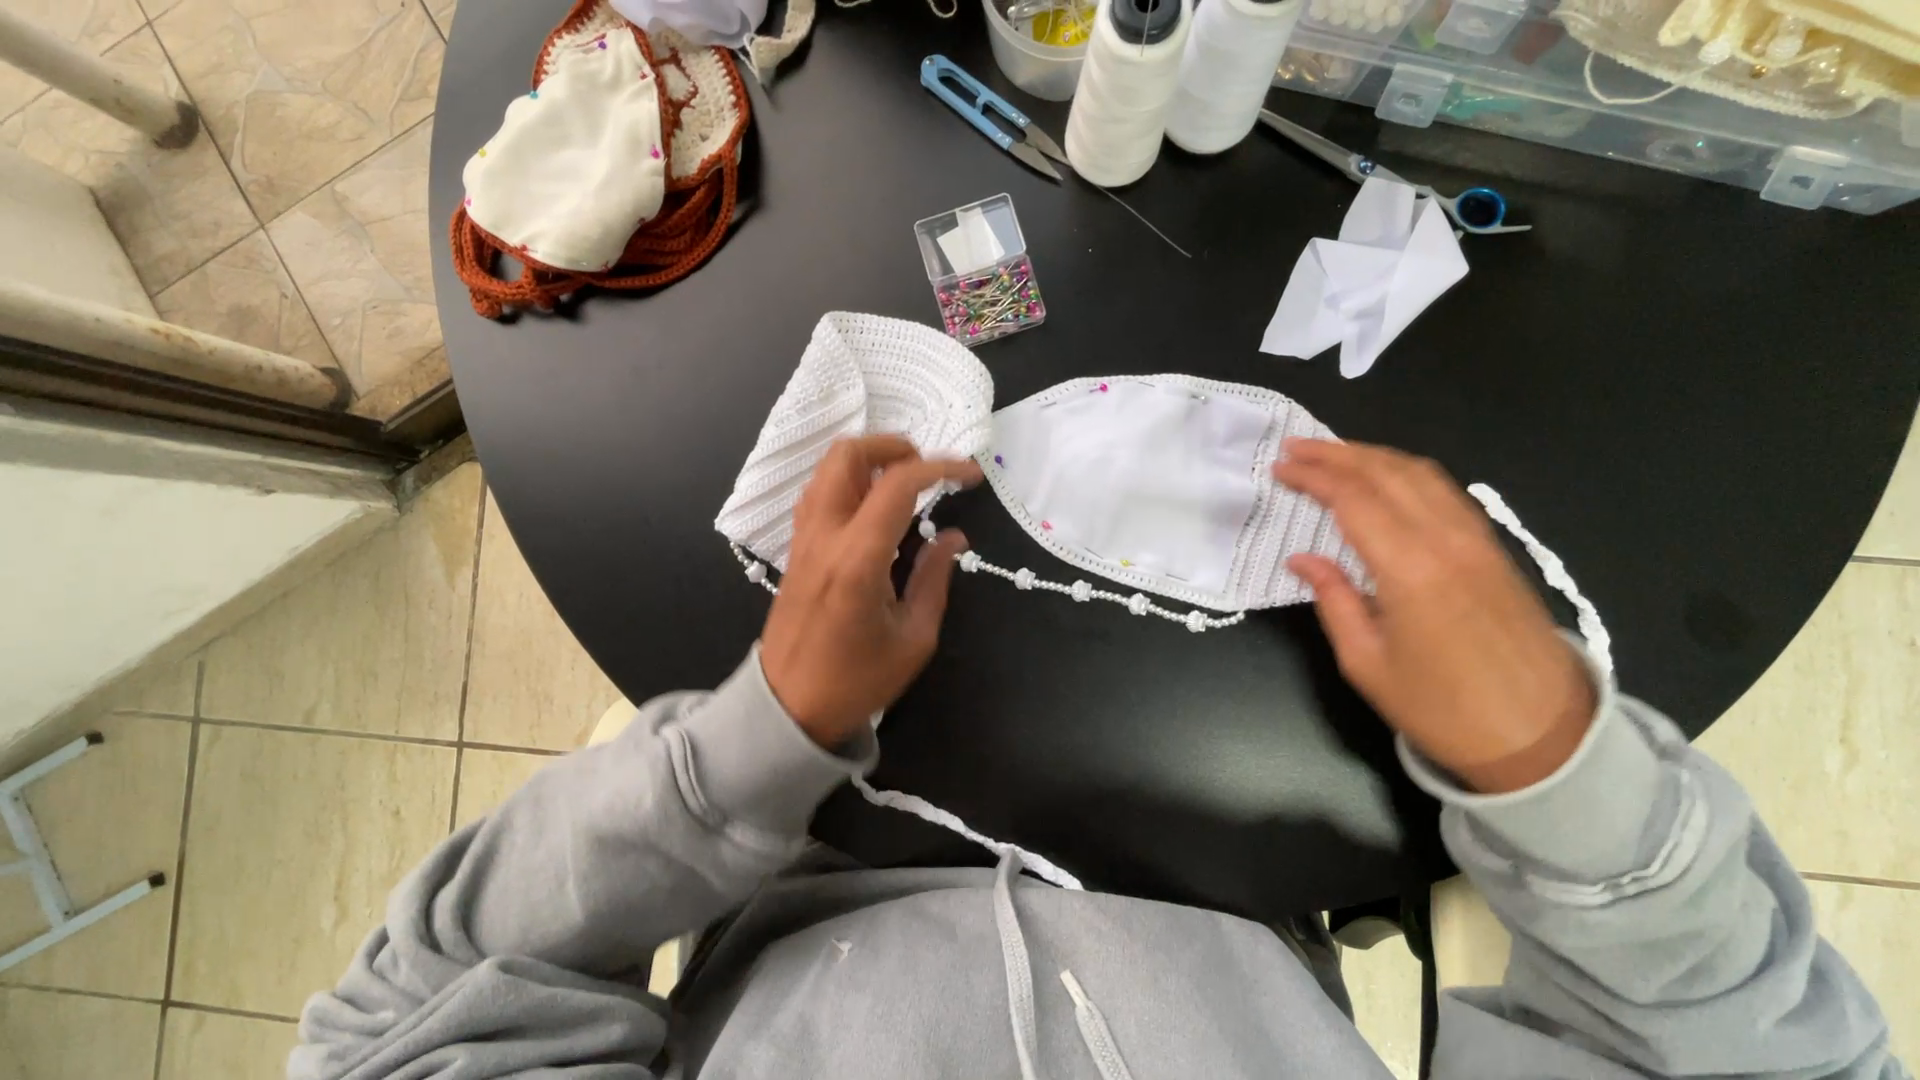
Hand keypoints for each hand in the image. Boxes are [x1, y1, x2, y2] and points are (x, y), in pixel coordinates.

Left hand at [760, 435, 982, 748]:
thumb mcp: (913, 637)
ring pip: (827, 468)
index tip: (970, 476)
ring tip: (904, 484)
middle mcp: (824, 535)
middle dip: (894, 446)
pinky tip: (873, 508)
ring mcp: (803, 539)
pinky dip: (848, 481)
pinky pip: (819, 493)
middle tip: (927, 470)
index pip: (899, 483)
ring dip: (868, 460)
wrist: (788, 709)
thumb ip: (934, 578)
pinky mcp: (795, 549)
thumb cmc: (857, 681)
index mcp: (857, 558)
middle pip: (847, 454)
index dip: (941, 467)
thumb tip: (953, 537)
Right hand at [1274, 439, 1595, 793]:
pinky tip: (1385, 479)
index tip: (1279, 468)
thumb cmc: (1440, 707)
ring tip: (1333, 454)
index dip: (1312, 477)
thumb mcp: (1366, 662)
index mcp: (1409, 568)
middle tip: (1295, 447)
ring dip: (1372, 456)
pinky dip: (1407, 472)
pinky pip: (1445, 491)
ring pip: (1421, 474)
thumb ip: (1332, 600)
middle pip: (1387, 472)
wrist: (1539, 734)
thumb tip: (1302, 559)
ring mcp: (1476, 539)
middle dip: (1336, 453)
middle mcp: (1446, 539)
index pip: (1353, 499)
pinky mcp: (1493, 548)